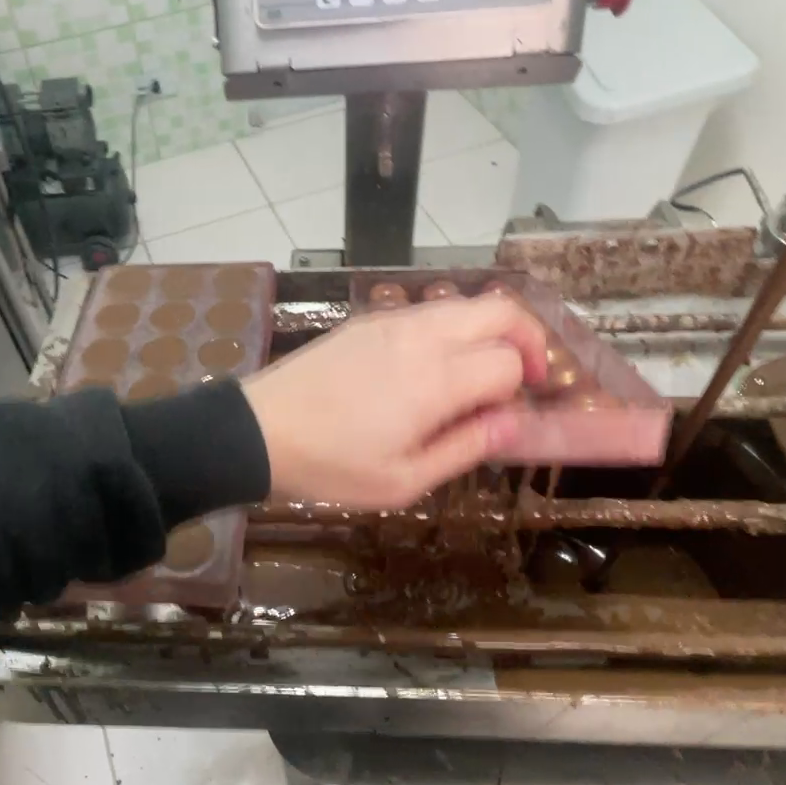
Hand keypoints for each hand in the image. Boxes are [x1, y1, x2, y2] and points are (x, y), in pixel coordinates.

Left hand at [241, 293, 548, 507]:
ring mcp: (390, 322)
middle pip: (500, 310)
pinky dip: (451, 328)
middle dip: (528, 337)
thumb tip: (513, 423)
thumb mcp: (402, 481)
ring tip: (481, 374)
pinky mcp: (365, 322)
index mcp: (436, 379)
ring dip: (488, 331)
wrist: (257, 433)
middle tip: (525, 376)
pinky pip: (427, 311)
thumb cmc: (330, 467)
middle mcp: (420, 337)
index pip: (508, 361)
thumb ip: (465, 447)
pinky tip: (434, 367)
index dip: (523, 386)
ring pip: (464, 304)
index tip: (515, 413)